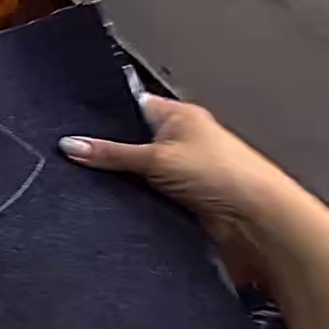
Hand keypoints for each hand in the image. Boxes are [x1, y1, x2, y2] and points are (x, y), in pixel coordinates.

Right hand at [59, 95, 317, 283]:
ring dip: (123, 177)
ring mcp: (180, 170)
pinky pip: (143, 193)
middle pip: (130, 140)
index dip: (105, 114)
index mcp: (179, 116)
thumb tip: (71, 144)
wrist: (257, 223)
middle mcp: (180, 140)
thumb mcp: (155, 157)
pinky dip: (132, 197)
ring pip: (135, 169)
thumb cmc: (226, 176)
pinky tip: (119, 199)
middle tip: (81, 154)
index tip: (75, 125)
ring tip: (97, 178)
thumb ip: (109, 153)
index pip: (132, 105)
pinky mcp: (178, 198)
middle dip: (109, 150)